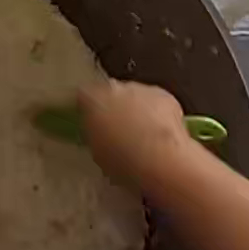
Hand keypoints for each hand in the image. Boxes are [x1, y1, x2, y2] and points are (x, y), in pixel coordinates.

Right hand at [78, 79, 194, 188]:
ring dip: (137, 111)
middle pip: (110, 93)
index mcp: (91, 98)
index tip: (95, 125)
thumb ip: (95, 135)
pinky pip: (157, 104)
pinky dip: (159, 115)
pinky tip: (164, 136)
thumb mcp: (97, 153)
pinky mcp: (164, 95)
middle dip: (115, 108)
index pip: (84, 97)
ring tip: (146, 138)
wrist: (161, 162)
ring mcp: (139, 88)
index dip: (89, 111)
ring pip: (135, 96)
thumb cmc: (123, 163)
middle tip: (121, 133)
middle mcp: (113, 86)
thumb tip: (99, 133)